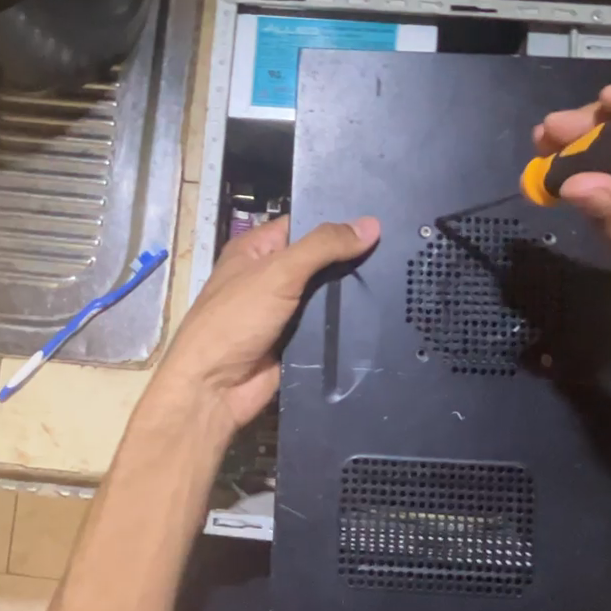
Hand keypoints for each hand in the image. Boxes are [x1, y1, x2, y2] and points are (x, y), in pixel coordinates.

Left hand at [157, 215, 380, 430]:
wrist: (214, 389)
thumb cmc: (236, 321)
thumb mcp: (278, 272)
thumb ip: (323, 247)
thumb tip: (370, 225)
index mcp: (254, 250)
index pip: (301, 225)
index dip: (335, 223)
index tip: (375, 221)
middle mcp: (268, 277)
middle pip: (317, 260)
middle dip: (349, 258)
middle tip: (395, 249)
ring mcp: (282, 311)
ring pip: (325, 295)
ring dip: (351, 293)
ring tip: (396, 279)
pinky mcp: (295, 342)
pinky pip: (326, 326)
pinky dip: (346, 323)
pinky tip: (381, 315)